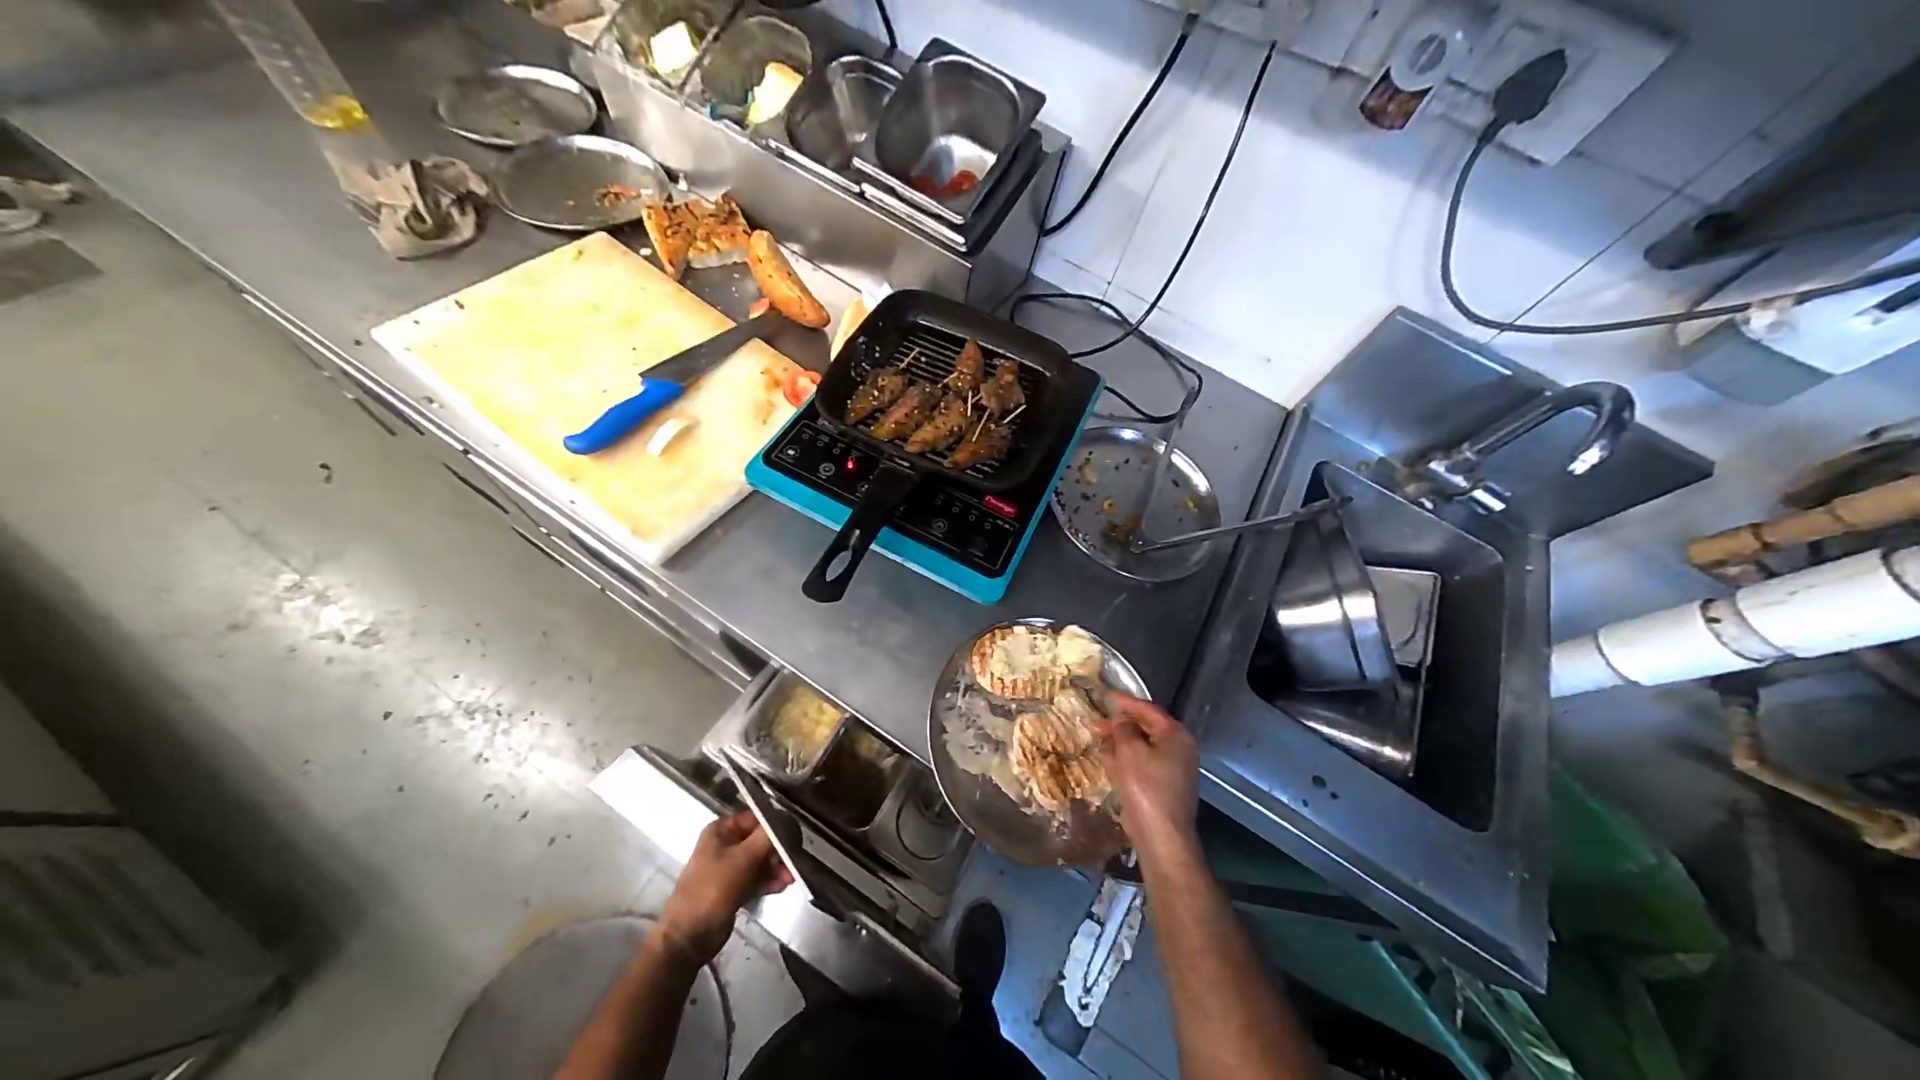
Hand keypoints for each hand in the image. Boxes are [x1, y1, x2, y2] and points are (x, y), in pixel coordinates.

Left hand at [658, 812, 792, 964]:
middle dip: (779, 851)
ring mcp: (729, 867)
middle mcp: (725, 844)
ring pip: (761, 860)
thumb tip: (789, 819)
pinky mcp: (733, 888)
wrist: (689, 936)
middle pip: (760, 840)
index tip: (796, 837)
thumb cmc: (714, 888)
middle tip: (794, 861)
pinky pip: (756, 878)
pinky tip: (781, 887)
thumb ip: (768, 837)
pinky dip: (769, 881)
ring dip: (777, 868)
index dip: (777, 825)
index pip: (756, 818)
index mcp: (722, 830)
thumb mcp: (744, 858)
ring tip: (791, 878)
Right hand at [1095, 694, 1200, 857]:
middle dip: (1120, 724)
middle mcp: (1179, 749)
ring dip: (1121, 742)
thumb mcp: (1130, 750)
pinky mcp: (1162, 785)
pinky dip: (1126, 758)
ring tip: (1098, 737)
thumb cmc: (1146, 787)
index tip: (1104, 695)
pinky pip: (1142, 763)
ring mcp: (1172, 769)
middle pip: (1146, 728)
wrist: (1160, 835)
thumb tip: (1121, 722)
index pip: (1148, 709)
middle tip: (1095, 722)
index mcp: (1176, 735)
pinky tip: (1108, 758)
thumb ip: (1123, 728)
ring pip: (1142, 746)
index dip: (1125, 701)